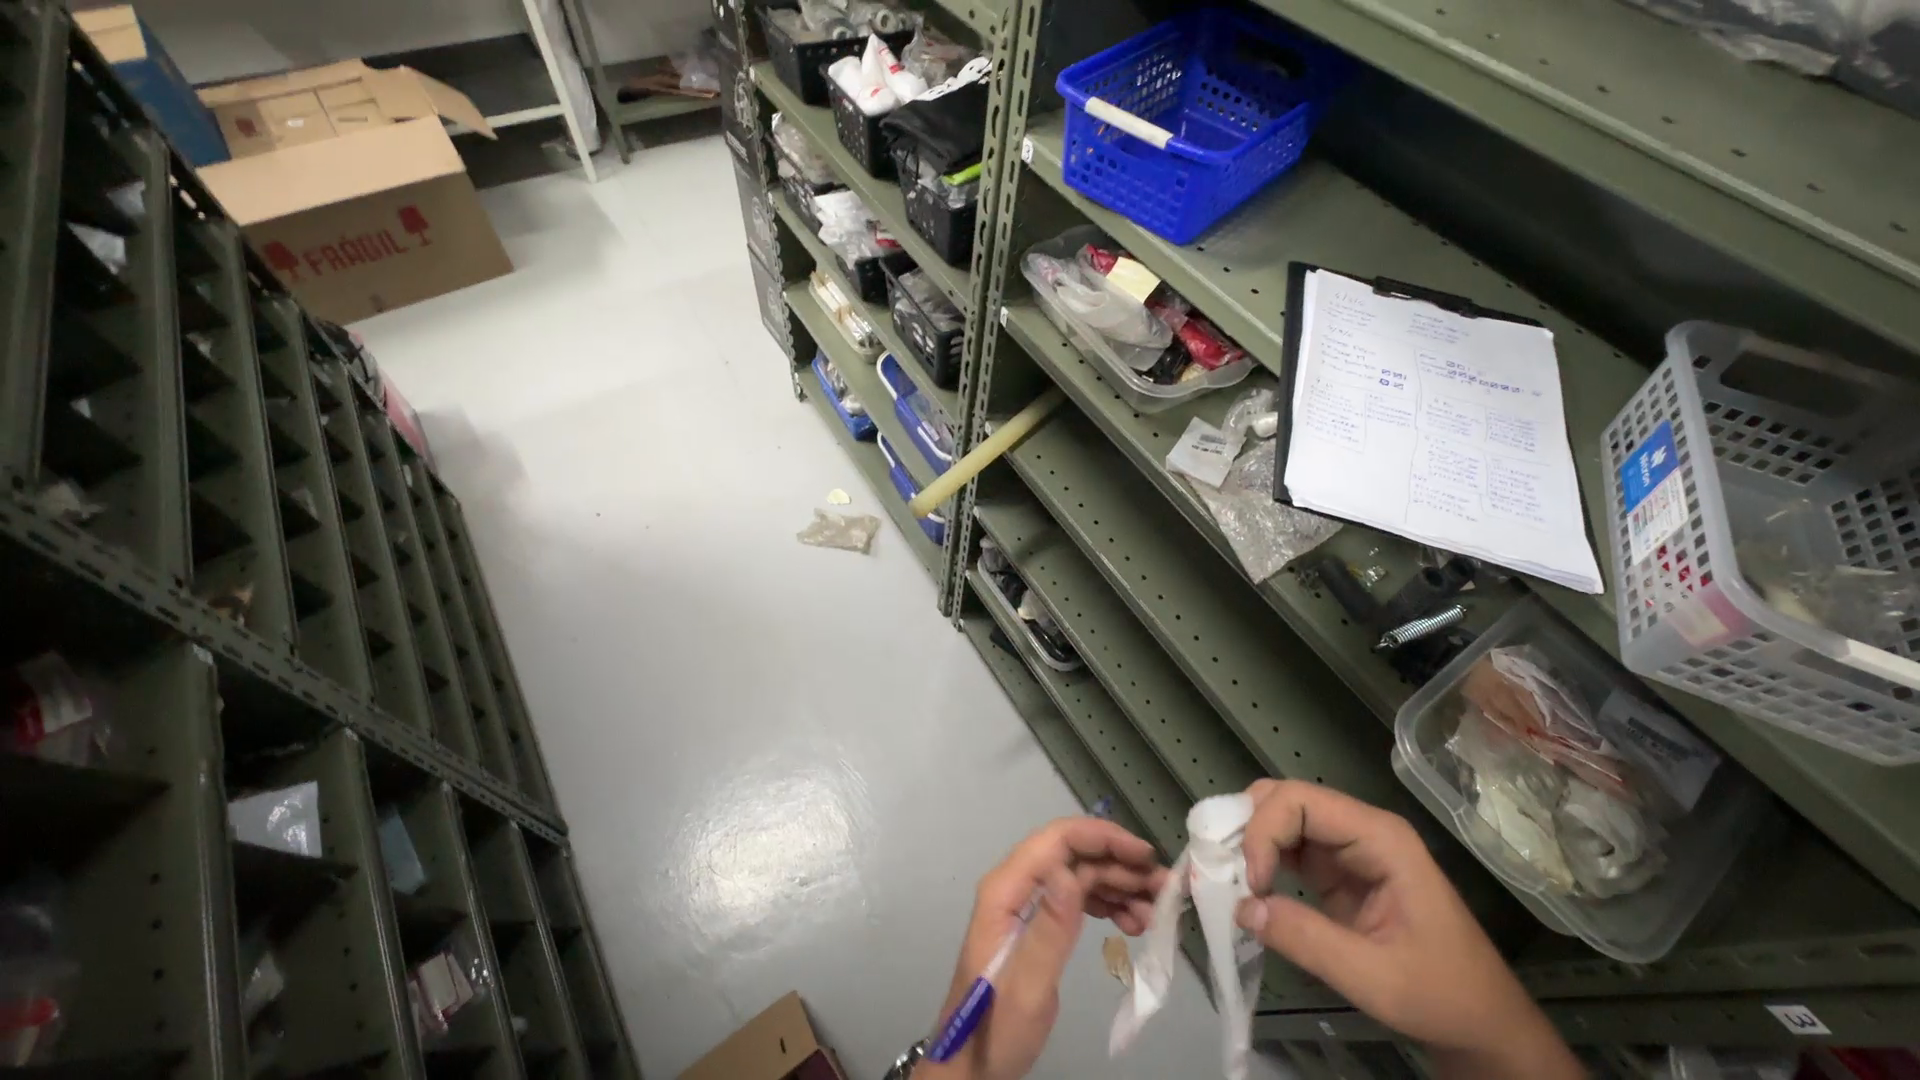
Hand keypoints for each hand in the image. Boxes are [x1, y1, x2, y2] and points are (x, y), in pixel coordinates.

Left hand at [917, 817, 1167, 1079]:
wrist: (973, 1061)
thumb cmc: (996, 1026)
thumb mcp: (1027, 985)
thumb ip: (1049, 929)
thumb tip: (1069, 873)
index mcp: (1005, 889)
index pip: (1058, 839)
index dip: (1104, 838)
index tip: (1146, 856)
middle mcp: (1015, 885)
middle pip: (1074, 853)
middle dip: (1121, 864)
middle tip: (1165, 890)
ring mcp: (1027, 902)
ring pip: (1081, 873)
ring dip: (1120, 884)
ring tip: (1155, 913)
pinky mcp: (1039, 921)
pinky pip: (1079, 897)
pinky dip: (1109, 903)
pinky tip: (1134, 923)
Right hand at [1234, 779, 1581, 1079]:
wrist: (1483, 1026)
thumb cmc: (1441, 996)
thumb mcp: (1376, 978)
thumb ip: (1307, 940)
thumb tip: (1242, 908)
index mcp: (1379, 838)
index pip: (1299, 800)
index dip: (1263, 831)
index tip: (1253, 883)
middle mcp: (1361, 831)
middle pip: (1286, 799)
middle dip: (1248, 827)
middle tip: (1226, 871)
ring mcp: (1348, 850)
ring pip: (1281, 819)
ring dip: (1249, 843)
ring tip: (1229, 880)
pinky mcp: (1336, 873)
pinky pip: (1286, 849)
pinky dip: (1259, 862)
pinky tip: (1247, 890)